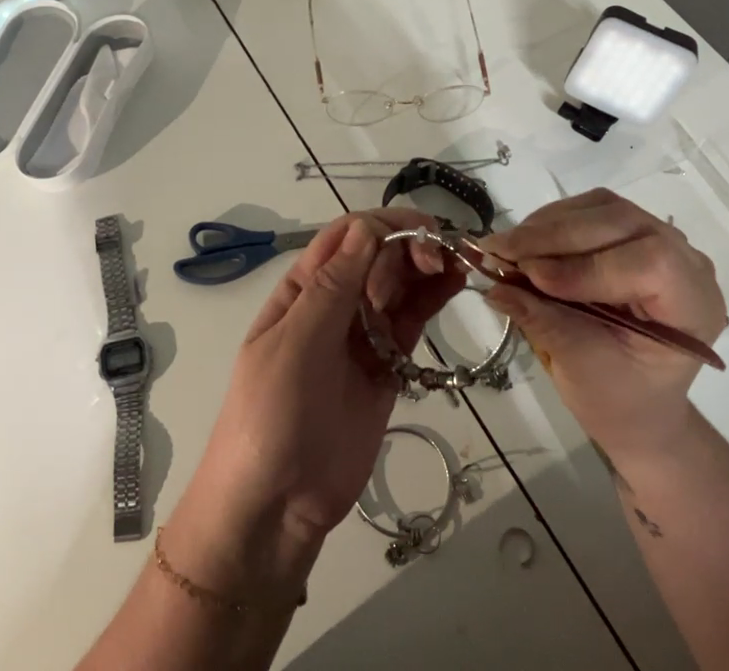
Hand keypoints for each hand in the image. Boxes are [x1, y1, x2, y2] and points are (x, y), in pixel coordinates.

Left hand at [162, 209, 465, 599]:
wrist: (276, 502)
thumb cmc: (270, 415)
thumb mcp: (293, 345)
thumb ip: (331, 288)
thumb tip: (365, 230)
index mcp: (299, 293)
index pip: (342, 239)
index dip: (381, 225)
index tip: (421, 227)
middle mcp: (331, 308)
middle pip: (375, 260)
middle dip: (407, 247)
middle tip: (440, 257)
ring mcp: (360, 340)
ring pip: (397, 289)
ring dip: (425, 269)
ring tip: (458, 262)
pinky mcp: (385, 371)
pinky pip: (409, 327)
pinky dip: (430, 303)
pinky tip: (453, 286)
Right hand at [481, 189, 725, 460]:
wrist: (637, 402)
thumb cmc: (620, 398)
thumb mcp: (582, 368)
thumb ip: (545, 322)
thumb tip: (496, 288)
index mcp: (693, 305)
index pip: (651, 263)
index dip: (589, 265)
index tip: (534, 279)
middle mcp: (686, 263)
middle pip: (622, 222)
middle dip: (556, 236)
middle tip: (500, 252)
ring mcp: (660, 241)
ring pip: (604, 208)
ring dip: (549, 224)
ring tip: (506, 247)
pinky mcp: (630, 234)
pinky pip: (591, 210)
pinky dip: (552, 222)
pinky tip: (524, 242)